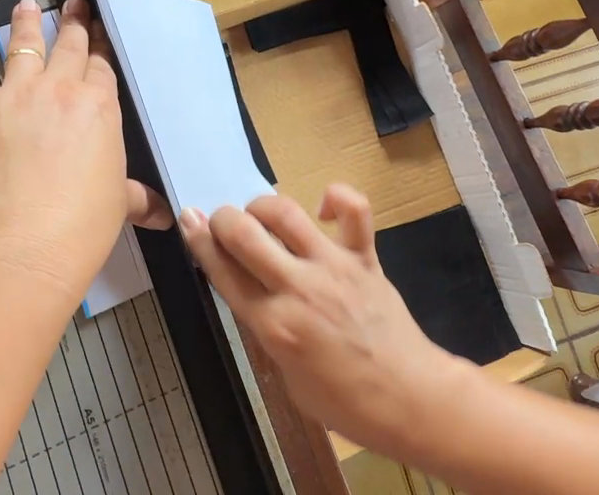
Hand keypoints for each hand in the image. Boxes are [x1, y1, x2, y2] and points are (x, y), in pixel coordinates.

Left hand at [0, 0, 169, 298]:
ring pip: (24, 44)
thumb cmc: (82, 224)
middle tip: (74, 4)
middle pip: (69, 44)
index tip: (99, 32)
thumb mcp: (120, 203)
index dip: (100, 45)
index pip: (101, 65)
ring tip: (26, 4)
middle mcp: (62, 90)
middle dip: (73, 21)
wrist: (32, 240)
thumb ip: (139, 198)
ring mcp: (19, 94)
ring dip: (25, 21)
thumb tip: (162, 214)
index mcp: (100, 106)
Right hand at [179, 185, 472, 454]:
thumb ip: (267, 329)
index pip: (224, 272)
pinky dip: (337, 197)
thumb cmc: (344, 402)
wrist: (409, 398)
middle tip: (222, 221)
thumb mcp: (287, 376)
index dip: (199, 241)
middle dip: (223, 218)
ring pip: (287, 213)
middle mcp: (298, 288)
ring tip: (260, 214)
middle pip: (245, 234)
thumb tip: (252, 293)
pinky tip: (323, 207)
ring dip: (263, 205)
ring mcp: (333, 267)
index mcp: (274, 326)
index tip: (188, 220)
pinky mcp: (365, 256)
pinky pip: (354, 210)